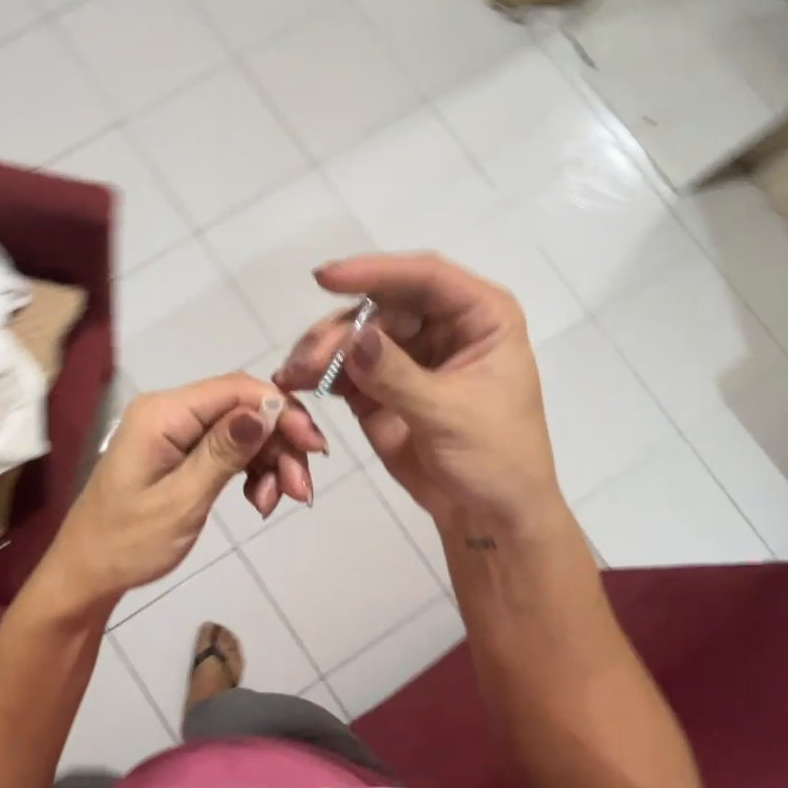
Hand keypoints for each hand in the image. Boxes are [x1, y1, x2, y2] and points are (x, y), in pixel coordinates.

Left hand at [46, 374, 326, 599]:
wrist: (88, 572)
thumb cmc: (128, 542)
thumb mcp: (181, 500)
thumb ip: (224, 452)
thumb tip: (266, 408)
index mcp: (162, 413)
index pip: (236, 389)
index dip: (282, 410)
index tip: (315, 448)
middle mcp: (168, 411)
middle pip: (243, 409)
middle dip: (280, 445)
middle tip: (302, 491)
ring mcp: (172, 432)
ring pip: (241, 431)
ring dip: (269, 463)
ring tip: (275, 505)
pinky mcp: (177, 452)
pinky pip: (226, 450)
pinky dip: (249, 473)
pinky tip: (258, 502)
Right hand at [275, 253, 561, 527]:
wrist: (488, 515)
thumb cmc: (495, 458)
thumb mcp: (449, 414)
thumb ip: (398, 376)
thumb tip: (353, 338)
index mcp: (480, 317)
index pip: (426, 277)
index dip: (376, 272)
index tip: (326, 278)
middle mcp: (443, 327)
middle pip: (381, 306)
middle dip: (339, 329)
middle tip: (304, 360)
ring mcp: (409, 357)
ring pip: (357, 335)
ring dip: (322, 352)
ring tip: (293, 376)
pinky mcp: (382, 389)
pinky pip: (345, 369)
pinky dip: (320, 375)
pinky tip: (296, 384)